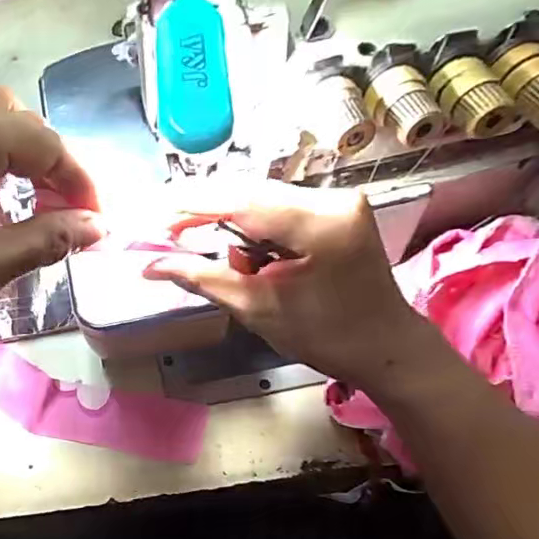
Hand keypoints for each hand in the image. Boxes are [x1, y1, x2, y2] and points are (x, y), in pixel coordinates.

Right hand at [143, 181, 437, 389]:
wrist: (386, 346)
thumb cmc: (325, 337)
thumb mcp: (258, 309)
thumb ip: (204, 279)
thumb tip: (152, 265)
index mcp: (319, 224)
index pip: (242, 201)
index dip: (193, 205)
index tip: (156, 214)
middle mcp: (333, 200)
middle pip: (251, 192)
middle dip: (207, 211)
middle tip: (167, 229)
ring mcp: (338, 201)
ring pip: (263, 199)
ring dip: (231, 223)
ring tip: (217, 256)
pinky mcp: (337, 210)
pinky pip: (281, 208)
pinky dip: (254, 228)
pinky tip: (248, 255)